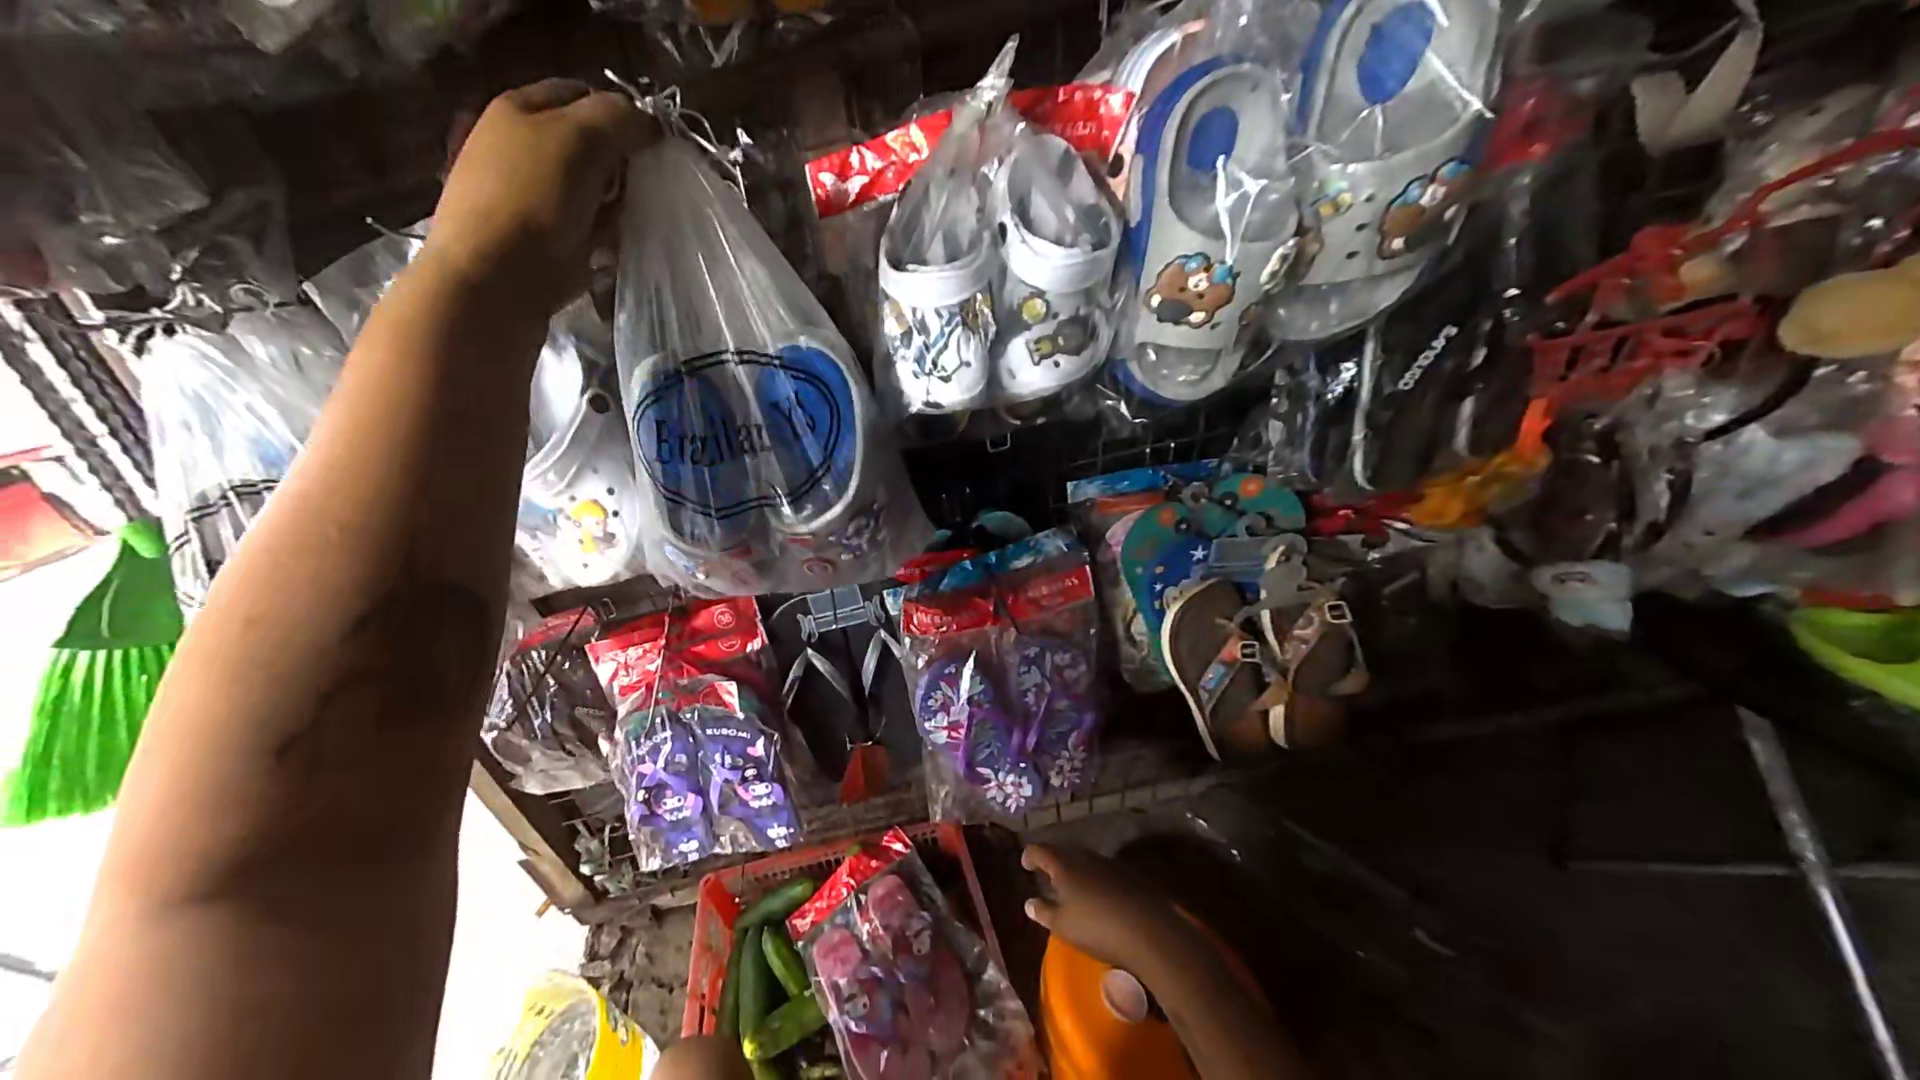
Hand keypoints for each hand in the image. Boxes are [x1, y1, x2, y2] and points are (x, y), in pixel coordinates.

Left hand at [423, 78, 656, 311]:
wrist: (496, 276)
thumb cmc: (532, 198)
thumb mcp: (577, 138)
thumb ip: (618, 119)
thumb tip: (651, 123)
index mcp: (522, 110)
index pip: (584, 95)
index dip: (622, 113)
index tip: (653, 143)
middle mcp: (527, 149)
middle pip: (595, 145)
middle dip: (626, 162)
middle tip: (647, 183)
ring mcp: (539, 197)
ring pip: (599, 189)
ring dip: (623, 202)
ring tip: (637, 217)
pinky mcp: (552, 239)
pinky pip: (596, 227)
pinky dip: (613, 234)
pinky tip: (622, 243)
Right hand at [1022, 844, 1190, 973]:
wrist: (1149, 930)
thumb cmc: (1096, 927)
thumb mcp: (1062, 926)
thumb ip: (1043, 912)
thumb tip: (1029, 902)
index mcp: (1065, 865)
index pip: (1041, 850)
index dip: (1030, 855)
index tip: (1025, 864)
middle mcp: (1086, 857)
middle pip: (1064, 852)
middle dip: (1054, 861)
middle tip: (1047, 875)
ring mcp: (1109, 864)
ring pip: (1086, 861)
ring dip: (1076, 870)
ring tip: (1071, 887)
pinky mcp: (1129, 875)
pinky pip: (1104, 872)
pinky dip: (1095, 879)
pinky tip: (1098, 897)